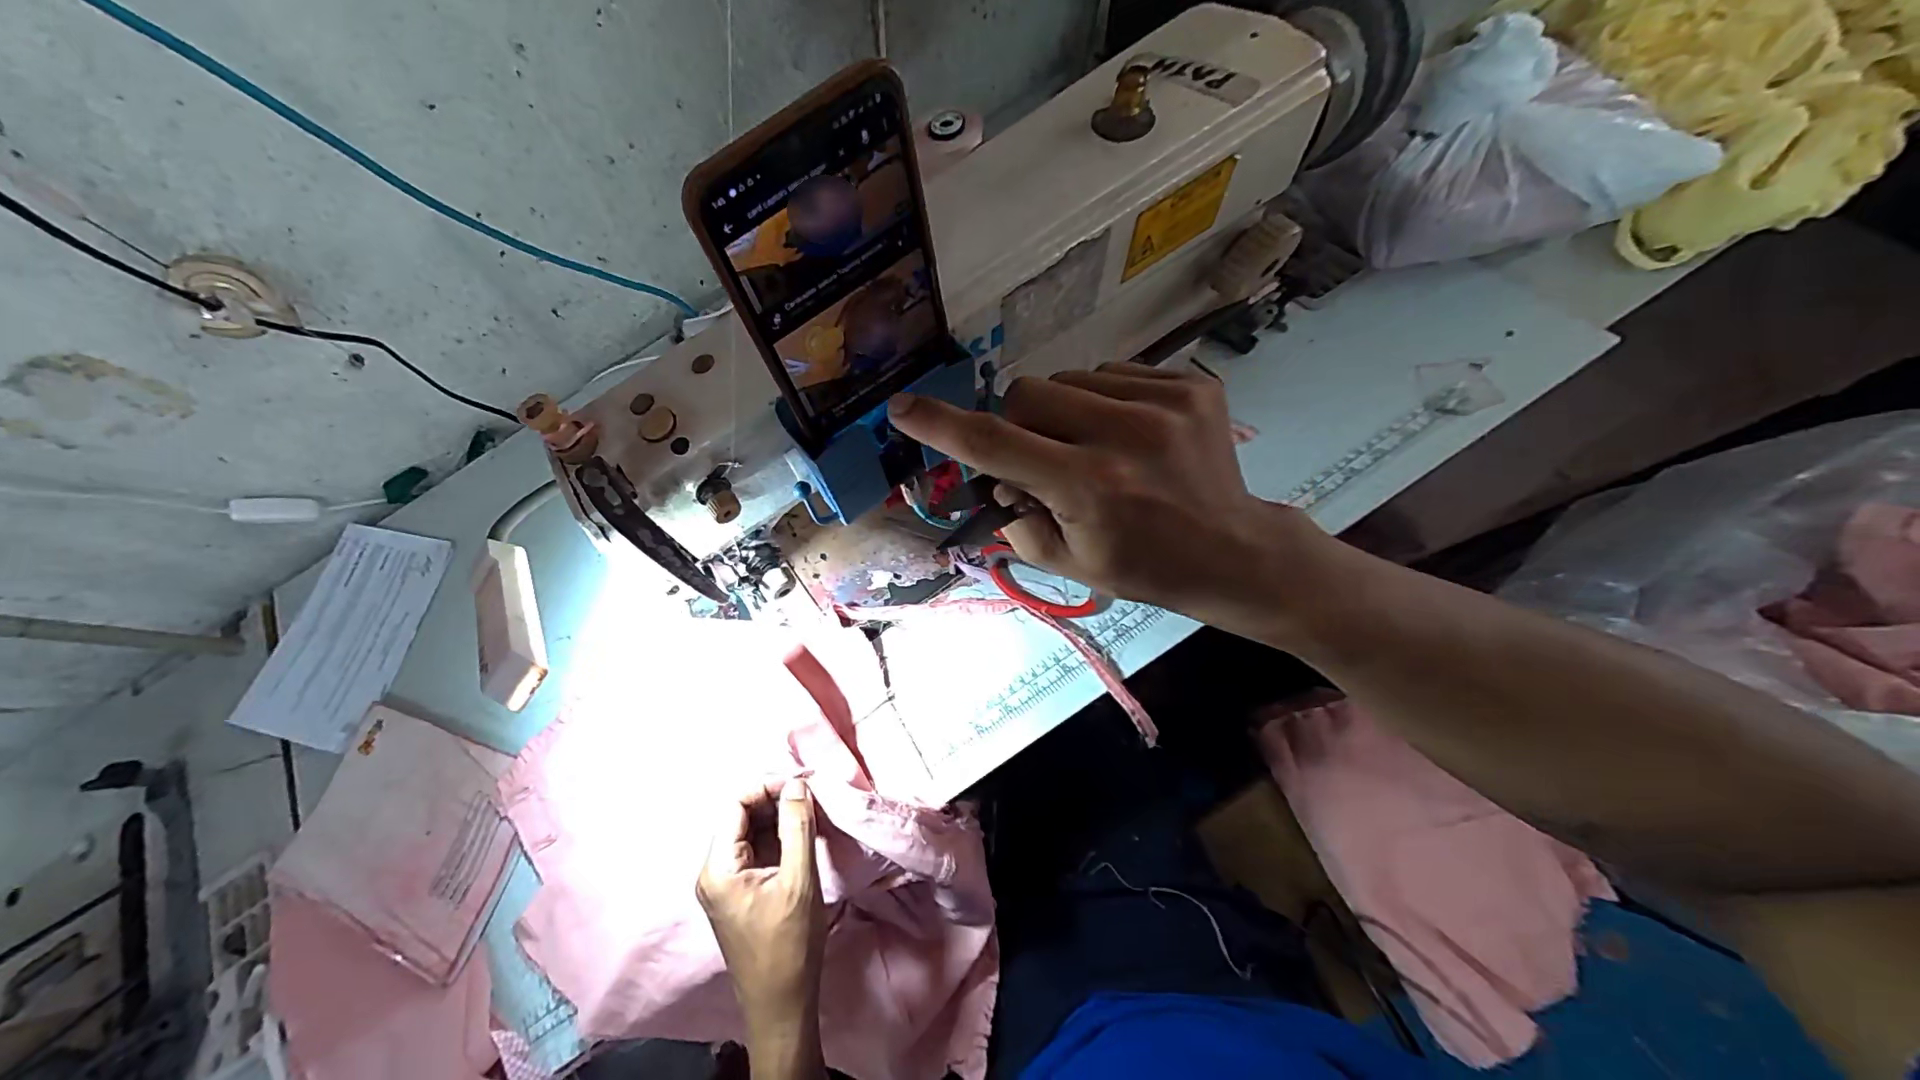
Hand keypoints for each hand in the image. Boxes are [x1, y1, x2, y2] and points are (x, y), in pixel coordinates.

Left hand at [696, 778, 825, 1066]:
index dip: (767, 786)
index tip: (802, 784)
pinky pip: (756, 851)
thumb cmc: (789, 944)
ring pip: (750, 832)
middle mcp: (713, 871)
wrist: (782, 1003)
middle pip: (741, 816)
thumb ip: (797, 826)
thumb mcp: (799, 879)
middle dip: (775, 800)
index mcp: (718, 867)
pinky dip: (779, 838)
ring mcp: (724, 884)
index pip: (735, 804)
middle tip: (811, 797)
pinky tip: (803, 836)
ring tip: (812, 814)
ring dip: (779, 818)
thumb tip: (796, 783)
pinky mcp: (739, 893)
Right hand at [887, 362, 1335, 627]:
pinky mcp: (1191, 385)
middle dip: (1017, 424)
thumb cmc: (1147, 567)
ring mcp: (1165, 402)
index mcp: (1090, 488)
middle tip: (1038, 459)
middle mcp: (1125, 435)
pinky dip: (1101, 401)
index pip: (996, 445)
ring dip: (1061, 412)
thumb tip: (996, 480)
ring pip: (1067, 379)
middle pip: (1026, 394)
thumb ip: (1018, 520)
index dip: (943, 425)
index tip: (904, 407)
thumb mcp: (1072, 563)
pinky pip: (1112, 374)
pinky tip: (1126, 434)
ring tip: (1092, 449)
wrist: (1234, 550)